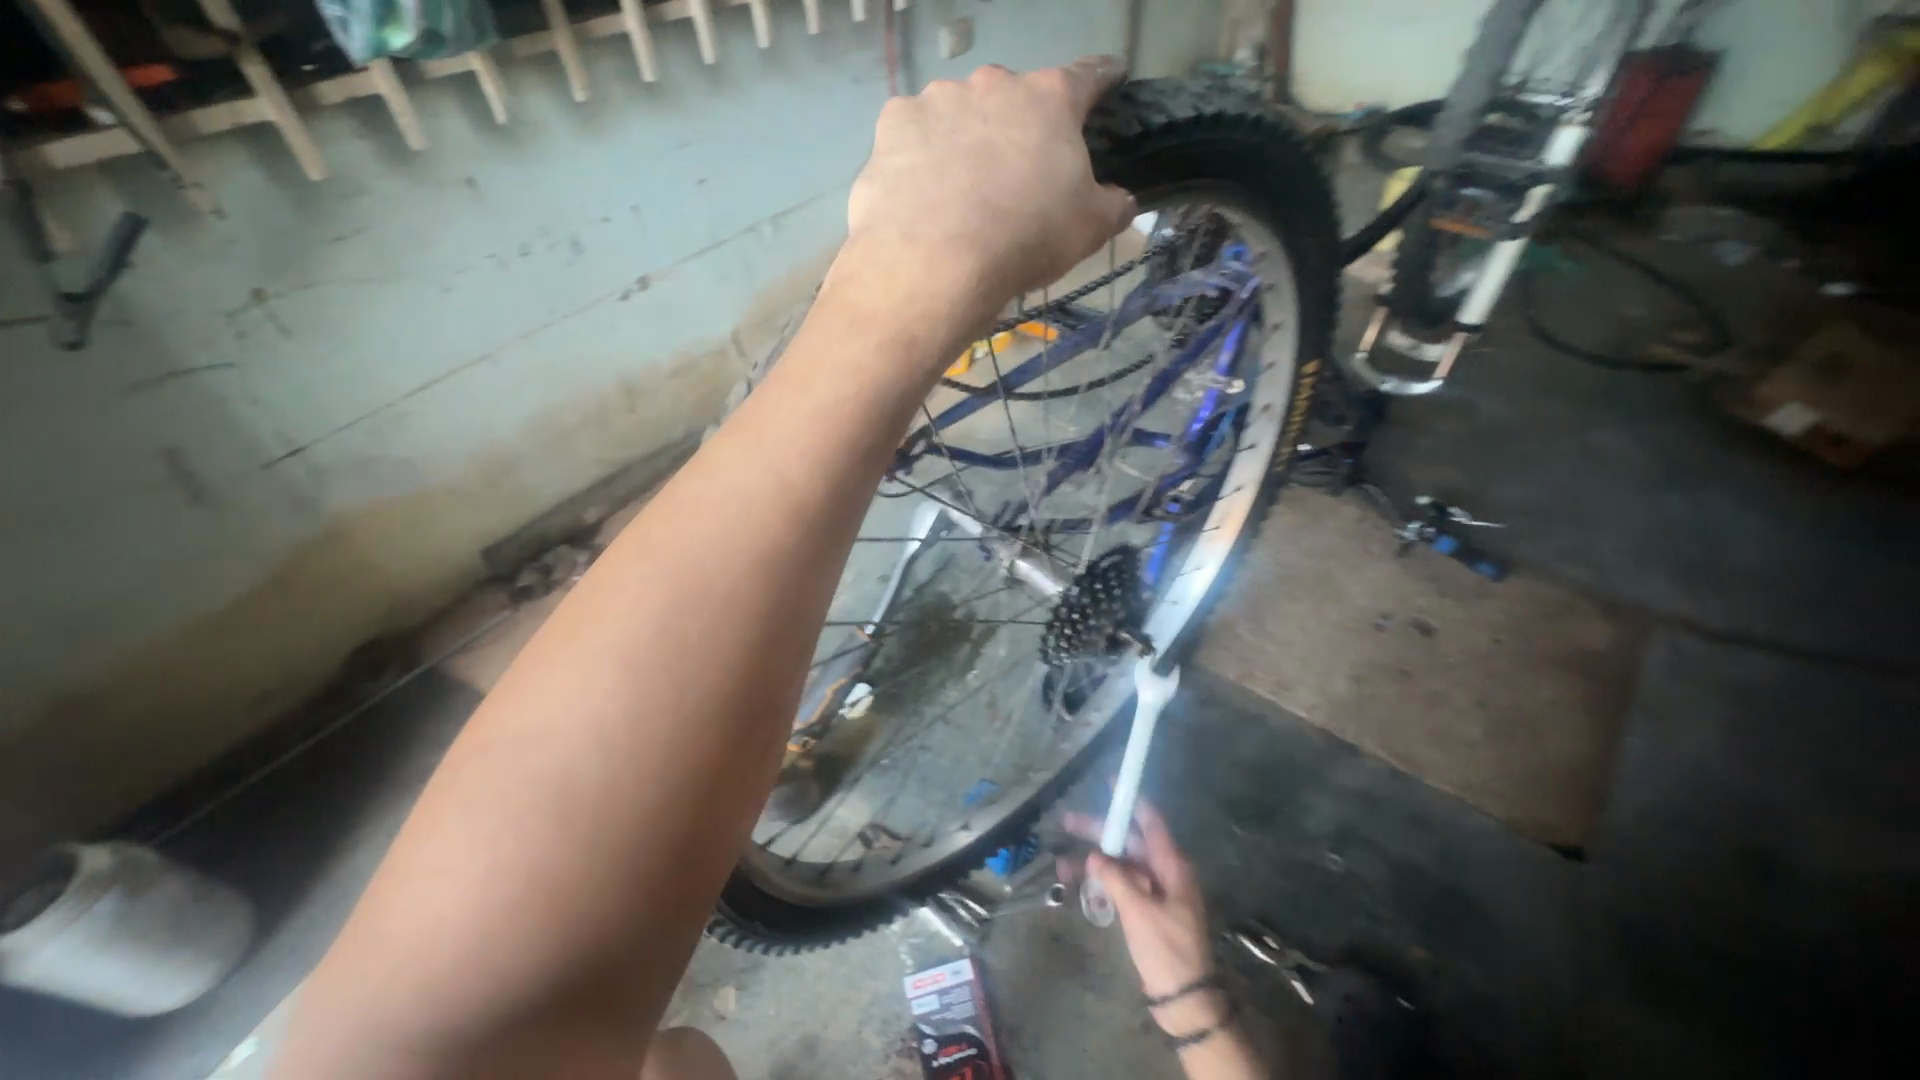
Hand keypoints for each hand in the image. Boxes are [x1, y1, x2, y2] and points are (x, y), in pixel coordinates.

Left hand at [841, 57, 1137, 321]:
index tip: (1110, 78)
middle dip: (1017, 127)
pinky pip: (914, 137)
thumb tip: (1122, 200)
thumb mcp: (1089, 229)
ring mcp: (936, 99)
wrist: (935, 263)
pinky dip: (920, 159)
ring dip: (964, 141)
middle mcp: (992, 84)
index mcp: (1049, 99)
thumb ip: (1113, 205)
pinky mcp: (892, 127)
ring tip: (959, 192)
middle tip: (1015, 173)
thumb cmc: (1026, 239)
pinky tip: (920, 194)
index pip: (1088, 76)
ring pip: (958, 115)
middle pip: (1012, 98)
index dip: (1102, 79)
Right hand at [1065, 802, 1224, 1035]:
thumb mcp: (1139, 912)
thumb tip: (1095, 857)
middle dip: (1100, 832)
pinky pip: (1121, 886)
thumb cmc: (1166, 950)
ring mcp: (1156, 893)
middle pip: (1130, 842)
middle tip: (1067, 821)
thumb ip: (1115, 879)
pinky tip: (1077, 883)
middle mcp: (1165, 873)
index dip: (1131, 800)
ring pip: (1121, 865)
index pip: (1151, 822)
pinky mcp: (1146, 910)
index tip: (1113, 780)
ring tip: (1061, 861)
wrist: (1184, 999)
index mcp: (1172, 867)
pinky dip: (1101, 882)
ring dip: (1094, 860)